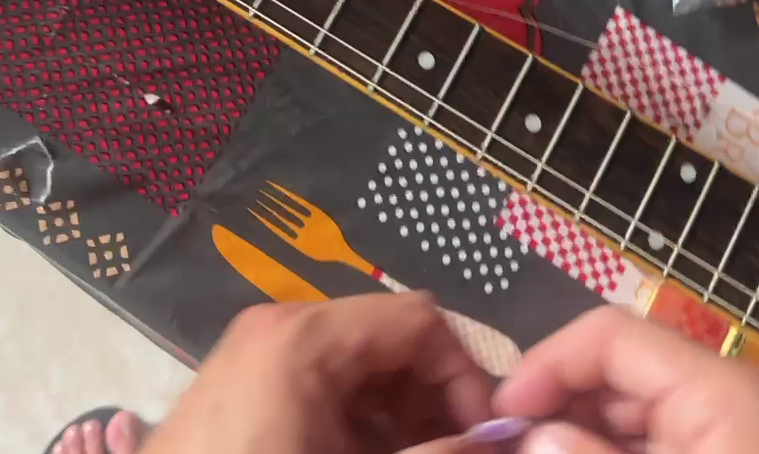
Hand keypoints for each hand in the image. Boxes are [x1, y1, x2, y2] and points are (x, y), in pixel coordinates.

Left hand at [141, 293, 494, 453]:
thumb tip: (512, 438)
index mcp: (305, 335)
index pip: (417, 318)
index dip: (465, 374)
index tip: (487, 439)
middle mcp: (282, 324)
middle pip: (389, 340)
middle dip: (434, 402)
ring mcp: (258, 350)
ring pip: (360, 367)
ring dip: (400, 419)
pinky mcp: (247, 381)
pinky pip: (324, 386)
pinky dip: (360, 424)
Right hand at [493, 306, 758, 453]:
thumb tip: (531, 437)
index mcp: (719, 389)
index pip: (609, 336)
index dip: (547, 363)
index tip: (504, 413)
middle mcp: (731, 396)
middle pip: (620, 374)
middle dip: (563, 409)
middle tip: (515, 449)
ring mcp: (741, 433)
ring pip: (636, 414)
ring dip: (586, 439)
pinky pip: (663, 444)